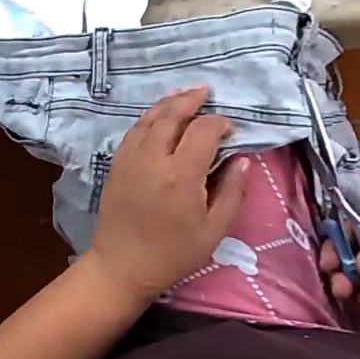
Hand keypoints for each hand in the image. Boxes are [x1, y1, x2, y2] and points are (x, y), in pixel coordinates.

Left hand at [86, 87, 250, 301]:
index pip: (203, 131)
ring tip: (184, 96)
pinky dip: (149, 119)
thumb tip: (242, 161)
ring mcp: (131, 159)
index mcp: (181, 175)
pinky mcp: (117, 165)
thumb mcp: (214, 230)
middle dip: (191, 100)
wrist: (123, 266)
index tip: (230, 129)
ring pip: (149, 119)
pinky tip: (158, 117)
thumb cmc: (173, 253)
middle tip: (205, 92)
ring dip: (169, 104)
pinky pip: (134, 131)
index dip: (219, 123)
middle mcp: (153, 159)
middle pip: (172, 115)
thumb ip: (232, 192)